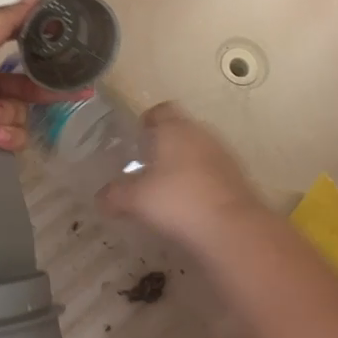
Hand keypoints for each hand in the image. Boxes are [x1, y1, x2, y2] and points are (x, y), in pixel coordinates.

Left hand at [0, 0, 90, 193]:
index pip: (12, 51)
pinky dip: (7, 138)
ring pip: (19, 114)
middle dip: (44, 89)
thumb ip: (2, 21)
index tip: (66, 54)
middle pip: (23, 86)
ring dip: (10, 114)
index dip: (39, 51)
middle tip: (75, 92)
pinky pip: (11, 141)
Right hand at [100, 103, 264, 245]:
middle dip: (165, 143)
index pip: (161, 110)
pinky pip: (212, 170)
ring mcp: (222, 153)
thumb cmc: (178, 201)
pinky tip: (191, 203)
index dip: (149, 120)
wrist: (231, 227)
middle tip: (148, 164)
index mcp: (174, 128)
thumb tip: (100, 197)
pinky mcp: (237, 176)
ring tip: (169, 187)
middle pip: (181, 128)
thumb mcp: (136, 199)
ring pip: (198, 149)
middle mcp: (200, 132)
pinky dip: (201, 180)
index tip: (139, 135)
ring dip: (185, 162)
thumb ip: (115, 194)